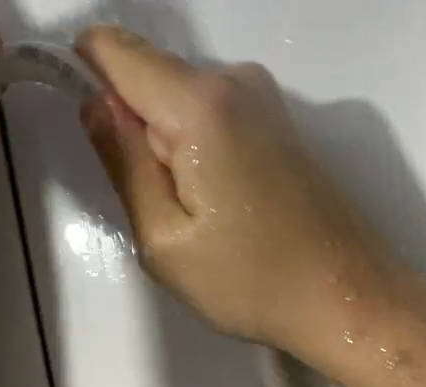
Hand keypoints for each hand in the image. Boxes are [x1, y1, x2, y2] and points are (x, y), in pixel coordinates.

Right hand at [77, 26, 392, 361]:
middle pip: (148, 78)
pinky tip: (218, 209)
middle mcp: (233, 80)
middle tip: (153, 209)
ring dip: (165, 150)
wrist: (343, 296)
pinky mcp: (277, 123)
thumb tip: (93, 105)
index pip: (114, 51)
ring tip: (191, 217)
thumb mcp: (164, 240)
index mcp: (198, 104)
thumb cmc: (249, 280)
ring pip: (179, 103)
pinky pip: (211, 119)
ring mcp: (261, 99)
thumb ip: (123, 164)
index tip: (86, 136)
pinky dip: (195, 153)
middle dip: (131, 131)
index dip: (82, 75)